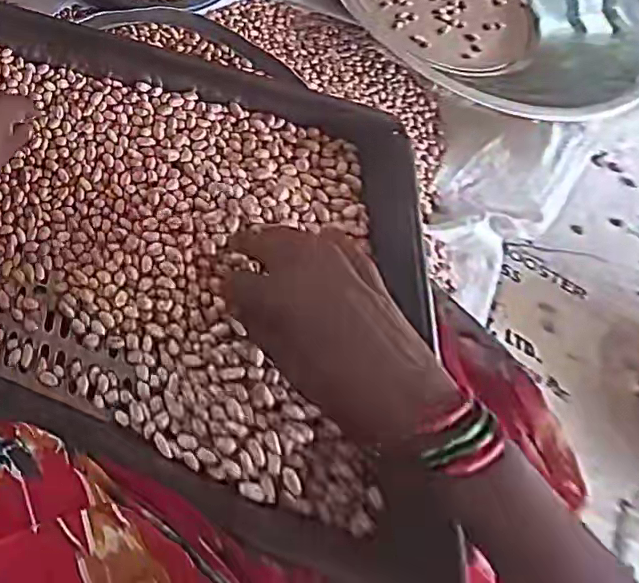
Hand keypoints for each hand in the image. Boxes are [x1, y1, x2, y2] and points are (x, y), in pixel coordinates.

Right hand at [227, 226, 460, 447]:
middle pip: (260, 239)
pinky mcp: (365, 266)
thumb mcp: (281, 359)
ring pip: (294, 235)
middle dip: (246, 249)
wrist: (410, 402)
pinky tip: (317, 258)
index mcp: (273, 292)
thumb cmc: (339, 388)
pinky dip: (319, 247)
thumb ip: (256, 322)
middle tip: (239, 257)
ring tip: (274, 257)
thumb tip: (244, 304)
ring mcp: (335, 261)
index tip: (229, 293)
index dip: (228, 288)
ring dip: (279, 243)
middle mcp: (300, 266)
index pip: (235, 279)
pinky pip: (332, 244)